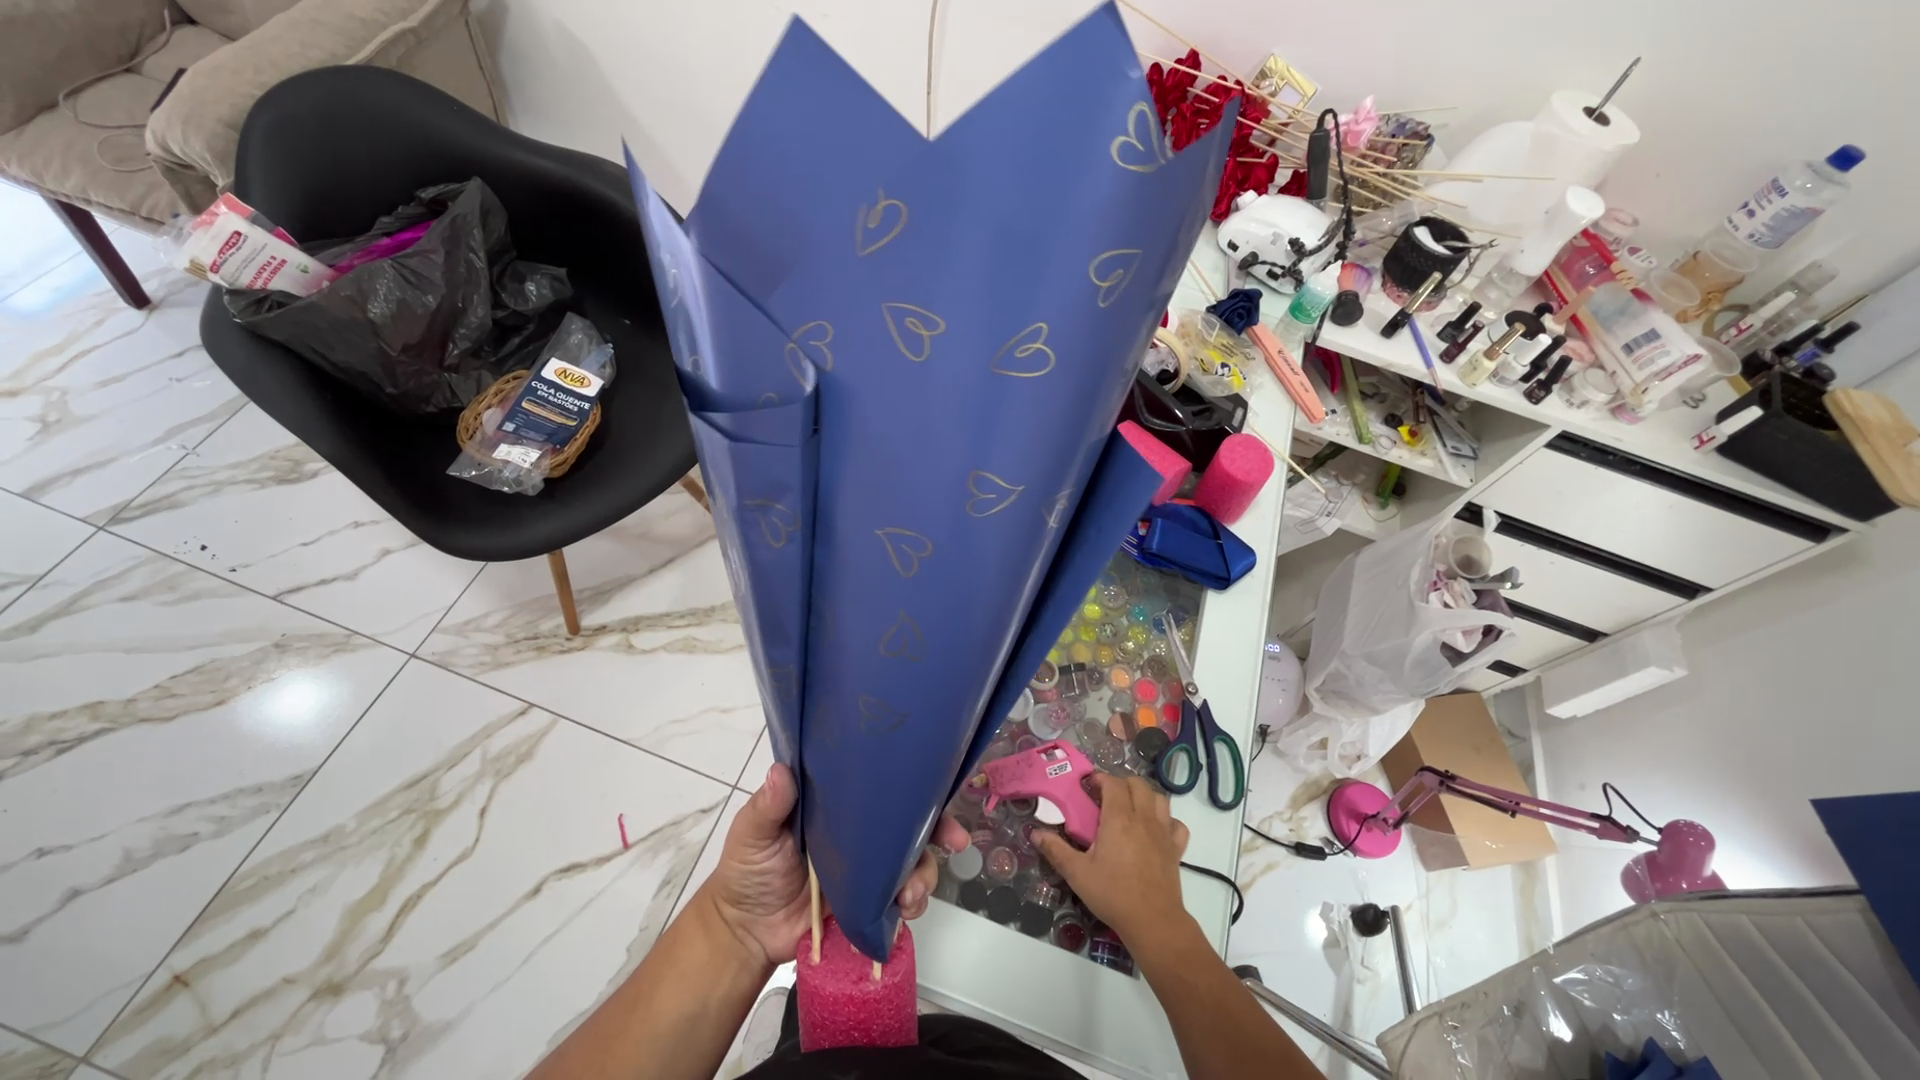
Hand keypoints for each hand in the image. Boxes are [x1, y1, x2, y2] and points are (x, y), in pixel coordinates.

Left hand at [700, 763, 968, 967]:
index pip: (884, 789)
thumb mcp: (753, 833)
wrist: (745, 932)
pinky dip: (912, 906)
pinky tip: (904, 913)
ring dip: (924, 875)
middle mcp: (862, 836)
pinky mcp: (871, 906)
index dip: (914, 788)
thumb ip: (769, 806)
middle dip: (940, 831)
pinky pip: (903, 902)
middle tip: (954, 843)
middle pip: (912, 826)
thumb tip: (781, 771)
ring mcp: (870, 872)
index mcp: (839, 808)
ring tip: (910, 895)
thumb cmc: (747, 871)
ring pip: (915, 864)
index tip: (939, 790)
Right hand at [1033, 773, 1189, 942]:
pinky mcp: (1176, 849)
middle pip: (1138, 784)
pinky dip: (1167, 821)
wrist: (1152, 921)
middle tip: (1106, 798)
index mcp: (1119, 819)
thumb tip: (1034, 833)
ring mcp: (1164, 833)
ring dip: (1145, 796)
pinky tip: (1155, 831)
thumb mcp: (1077, 873)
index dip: (1100, 779)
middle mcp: (1144, 819)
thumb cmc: (1112, 894)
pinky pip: (1177, 824)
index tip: (1087, 786)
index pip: (1113, 783)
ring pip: (1160, 799)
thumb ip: (1056, 850)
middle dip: (1121, 783)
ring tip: (1130, 809)